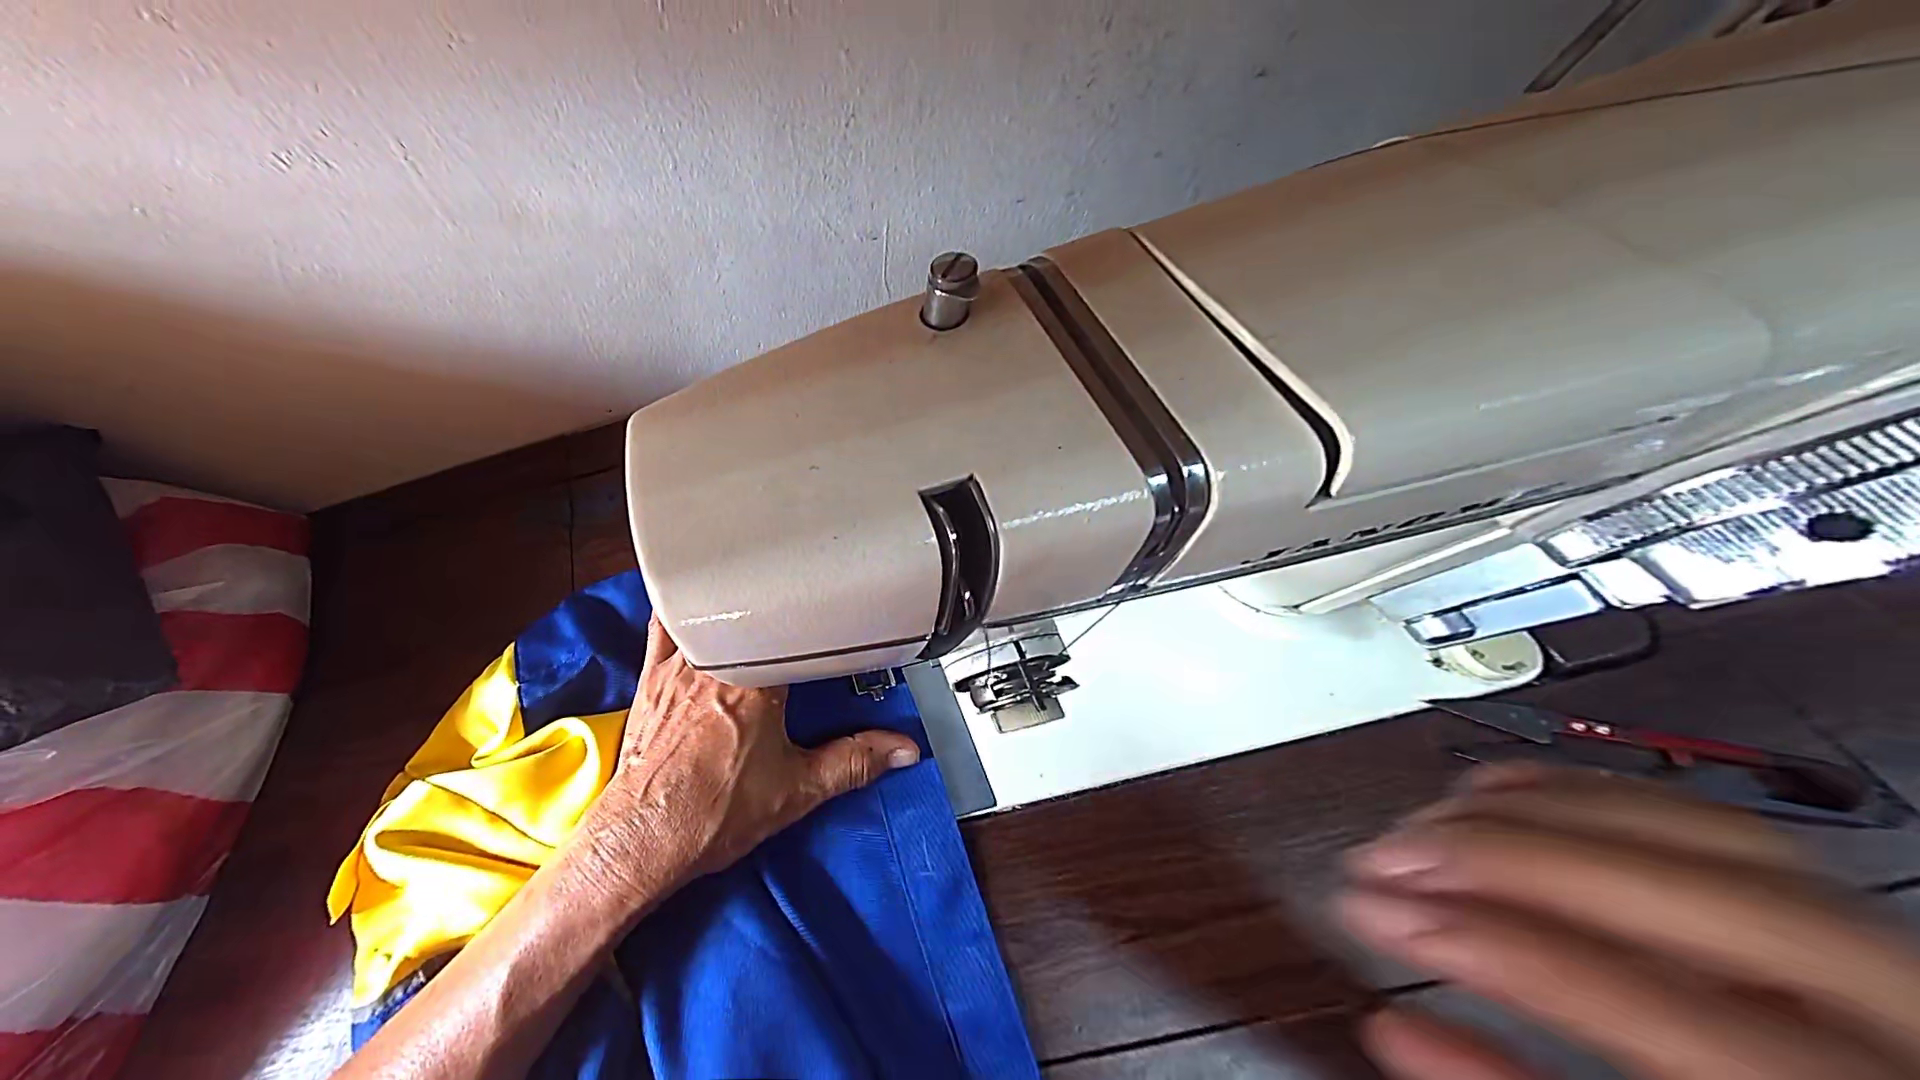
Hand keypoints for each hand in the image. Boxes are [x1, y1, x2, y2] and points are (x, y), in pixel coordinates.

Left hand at [560, 615, 920, 921]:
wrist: (644, 839)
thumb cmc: (712, 813)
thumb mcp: (799, 789)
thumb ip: (855, 761)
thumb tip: (902, 750)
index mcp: (758, 684)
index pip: (797, 634)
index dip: (818, 625)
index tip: (835, 621)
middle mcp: (717, 664)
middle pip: (755, 616)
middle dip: (780, 613)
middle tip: (800, 614)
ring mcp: (679, 666)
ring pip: (712, 613)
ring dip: (737, 607)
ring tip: (758, 601)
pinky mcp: (651, 676)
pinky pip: (664, 625)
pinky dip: (681, 612)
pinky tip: (695, 608)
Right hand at [1338, 763, 1919, 1078]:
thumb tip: (1396, 1030)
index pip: (1643, 1002)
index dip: (1489, 946)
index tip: (1378, 910)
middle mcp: (1892, 1011)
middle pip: (1684, 887)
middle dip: (1502, 852)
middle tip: (1391, 851)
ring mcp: (1875, 951)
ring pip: (1701, 828)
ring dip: (1529, 807)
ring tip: (1426, 819)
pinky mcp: (1834, 908)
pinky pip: (1708, 816)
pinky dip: (1579, 789)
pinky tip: (1494, 793)